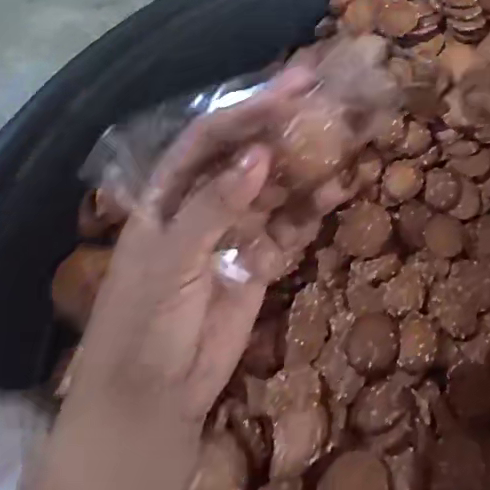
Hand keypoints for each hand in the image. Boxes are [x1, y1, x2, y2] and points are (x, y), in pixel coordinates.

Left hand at [22, 76, 355, 489]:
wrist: (152, 403)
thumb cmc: (142, 326)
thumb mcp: (171, 263)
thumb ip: (214, 207)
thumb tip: (261, 156)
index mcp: (171, 194)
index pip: (212, 137)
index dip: (250, 108)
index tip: (293, 86)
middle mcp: (206, 202)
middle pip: (252, 153)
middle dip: (288, 126)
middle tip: (330, 97)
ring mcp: (237, 230)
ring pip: (279, 186)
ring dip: (309, 165)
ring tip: (347, 140)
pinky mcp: (261, 259)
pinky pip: (293, 225)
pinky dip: (314, 207)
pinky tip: (339, 189)